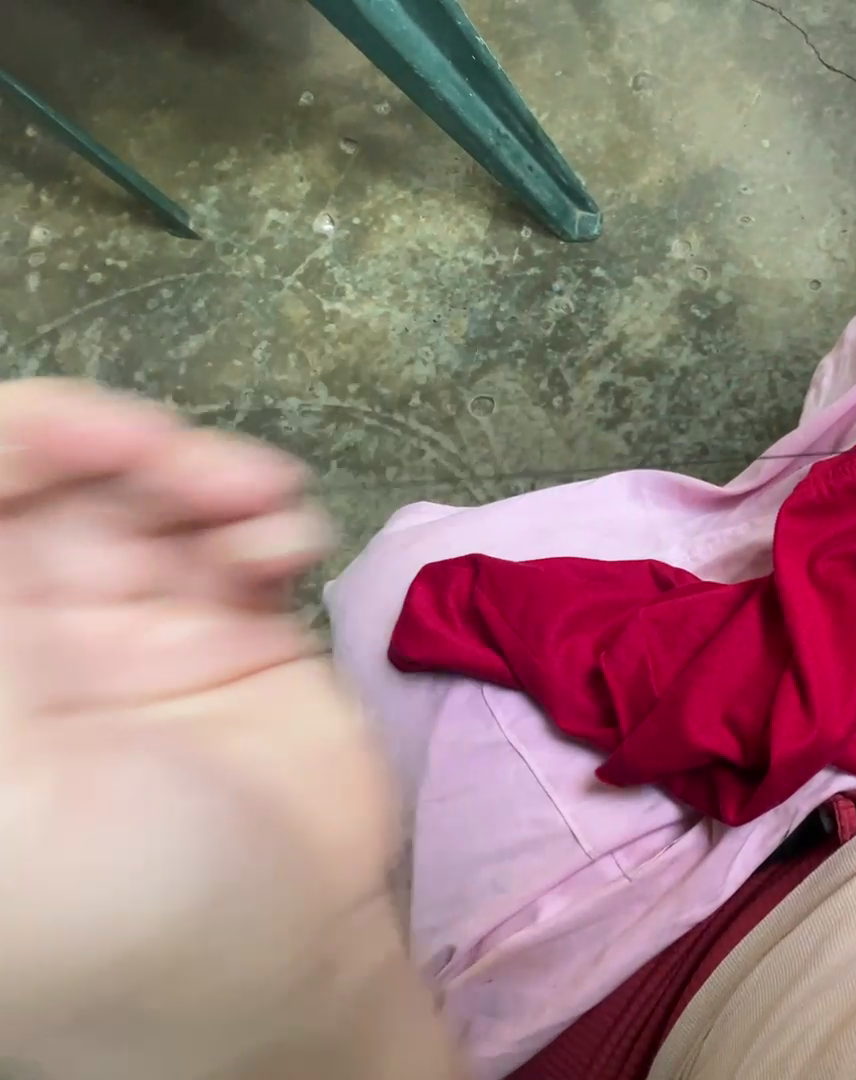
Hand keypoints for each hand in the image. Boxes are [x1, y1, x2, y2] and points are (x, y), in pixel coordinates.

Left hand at [0, 381, 452, 1078]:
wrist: (282, 948)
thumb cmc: (107, 898)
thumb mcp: (8, 789)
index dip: (22, 445)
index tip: (127, 440)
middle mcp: (29, 632)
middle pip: (58, 487)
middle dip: (138, 453)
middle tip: (219, 472)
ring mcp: (143, 631)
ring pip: (162, 503)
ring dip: (220, 486)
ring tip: (275, 513)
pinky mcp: (246, 637)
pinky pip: (251, 547)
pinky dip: (276, 529)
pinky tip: (293, 553)